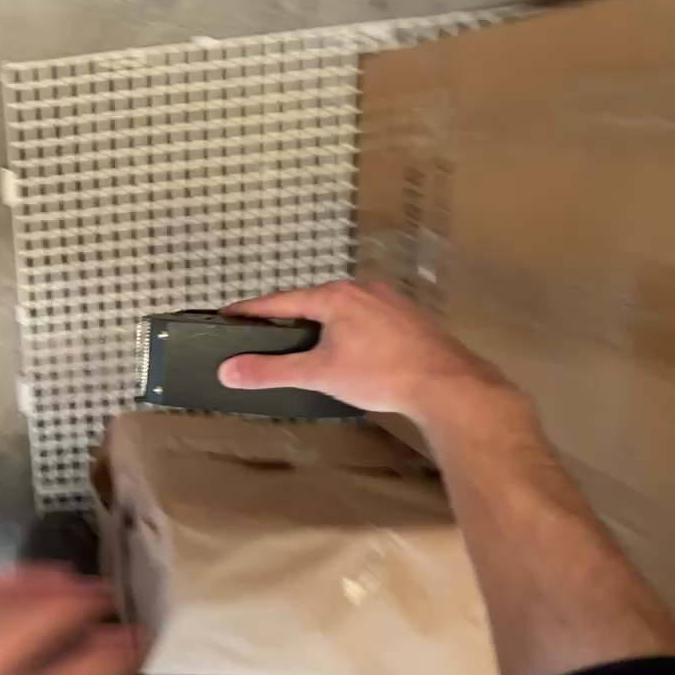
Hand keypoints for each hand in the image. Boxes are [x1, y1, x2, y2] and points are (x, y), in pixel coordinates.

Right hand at [217, 279, 514, 424]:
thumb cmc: (380, 374)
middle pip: (310, 300)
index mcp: (334, 297)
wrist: (448, 385)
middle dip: (285, 315)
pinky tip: (346, 346)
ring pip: (339, 307)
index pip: (279, 301)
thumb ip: (270, 371)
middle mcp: (361, 289)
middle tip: (263, 331)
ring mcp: (388, 300)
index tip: (227, 313)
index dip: (251, 310)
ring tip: (301, 341)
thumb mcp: (317, 374)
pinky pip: (363, 315)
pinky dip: (345, 327)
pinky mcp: (407, 316)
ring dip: (317, 321)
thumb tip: (226, 371)